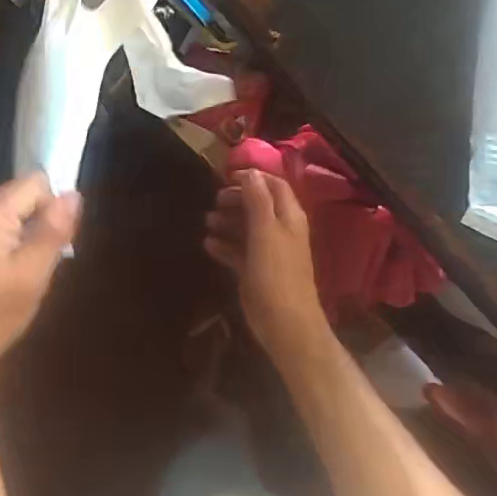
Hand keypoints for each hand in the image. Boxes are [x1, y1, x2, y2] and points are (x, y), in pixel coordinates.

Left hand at [0, 173, 82, 373]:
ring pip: (21, 208)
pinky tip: (19, 268)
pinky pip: (9, 221)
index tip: (55, 244)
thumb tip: (74, 194)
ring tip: (31, 266)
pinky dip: (22, 239)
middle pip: (27, 192)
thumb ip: (54, 230)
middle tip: (43, 259)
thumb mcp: (33, 273)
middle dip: (44, 219)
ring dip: (35, 231)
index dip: (54, 208)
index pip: (36, 183)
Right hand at [204, 170, 329, 358]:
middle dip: (236, 198)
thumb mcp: (266, 232)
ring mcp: (268, 251)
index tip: (226, 176)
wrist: (284, 323)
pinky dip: (224, 245)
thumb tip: (250, 171)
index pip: (274, 185)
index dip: (253, 177)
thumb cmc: (276, 274)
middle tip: (214, 200)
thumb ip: (258, 201)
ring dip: (227, 221)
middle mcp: (281, 230)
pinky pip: (238, 251)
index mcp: (289, 217)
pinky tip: (208, 245)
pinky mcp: (256, 271)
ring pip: (247, 227)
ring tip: (207, 221)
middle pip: (258, 204)